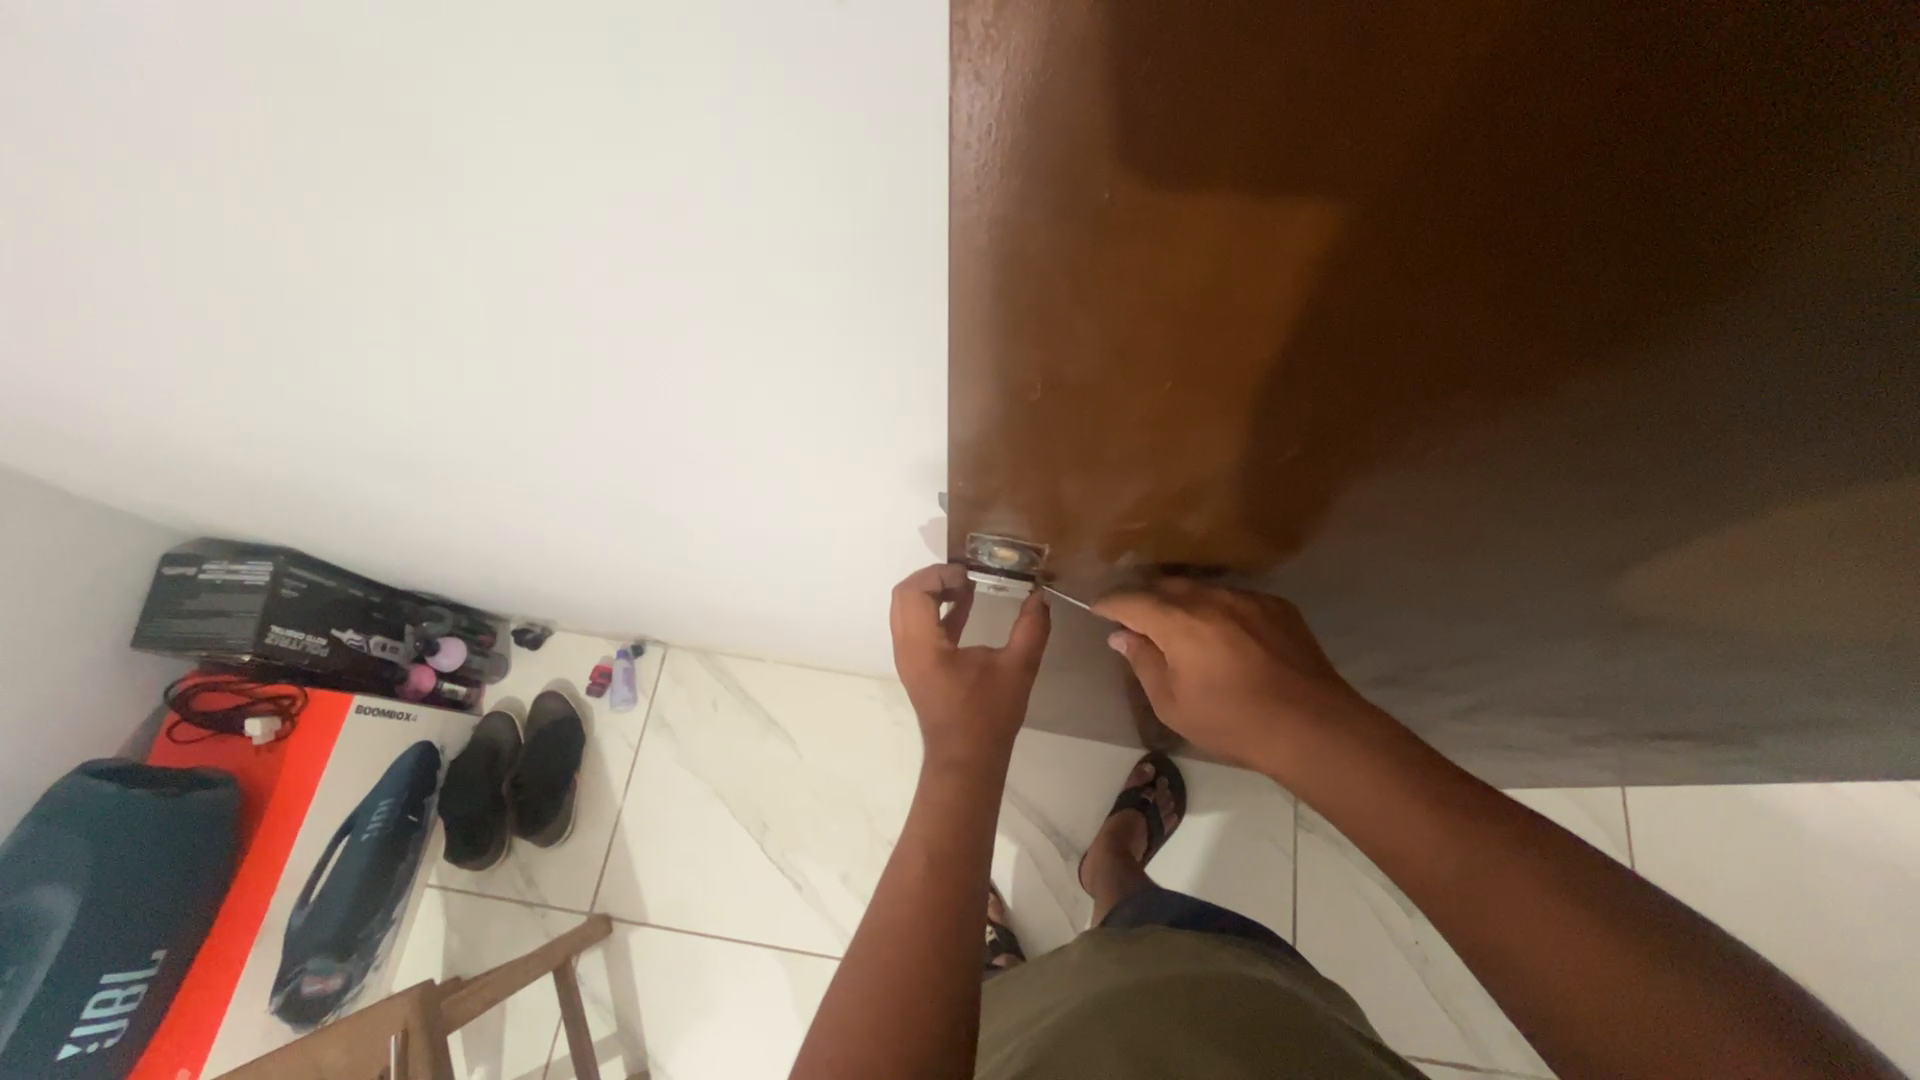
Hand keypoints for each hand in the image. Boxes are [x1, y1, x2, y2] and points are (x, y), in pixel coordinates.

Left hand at [890, 564, 1051, 768]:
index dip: (939, 574)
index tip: (970, 574)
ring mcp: (910, 658)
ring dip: (934, 593)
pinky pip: (919, 626)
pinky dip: (938, 610)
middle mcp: (907, 648)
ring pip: (908, 610)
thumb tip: (1040, 596)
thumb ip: (1031, 628)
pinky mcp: (920, 666)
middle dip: (933, 578)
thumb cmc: (988, 716)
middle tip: (966, 574)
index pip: (913, 592)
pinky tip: (967, 603)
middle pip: (904, 596)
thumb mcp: (1018, 668)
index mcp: (922, 646)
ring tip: (968, 585)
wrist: (967, 761)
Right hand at [1092, 579, 1369, 772]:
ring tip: (1179, 624)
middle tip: (1136, 618)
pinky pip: (1235, 598)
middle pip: (1166, 586)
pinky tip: (1224, 635)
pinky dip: (1218, 610)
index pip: (1132, 600)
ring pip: (1202, 588)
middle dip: (1145, 598)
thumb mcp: (1173, 704)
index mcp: (1179, 622)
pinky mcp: (1276, 606)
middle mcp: (1211, 598)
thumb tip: (1122, 635)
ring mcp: (1247, 598)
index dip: (1110, 603)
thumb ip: (1143, 663)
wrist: (1311, 726)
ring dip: (1183, 602)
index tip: (1098, 610)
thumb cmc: (1232, 722)